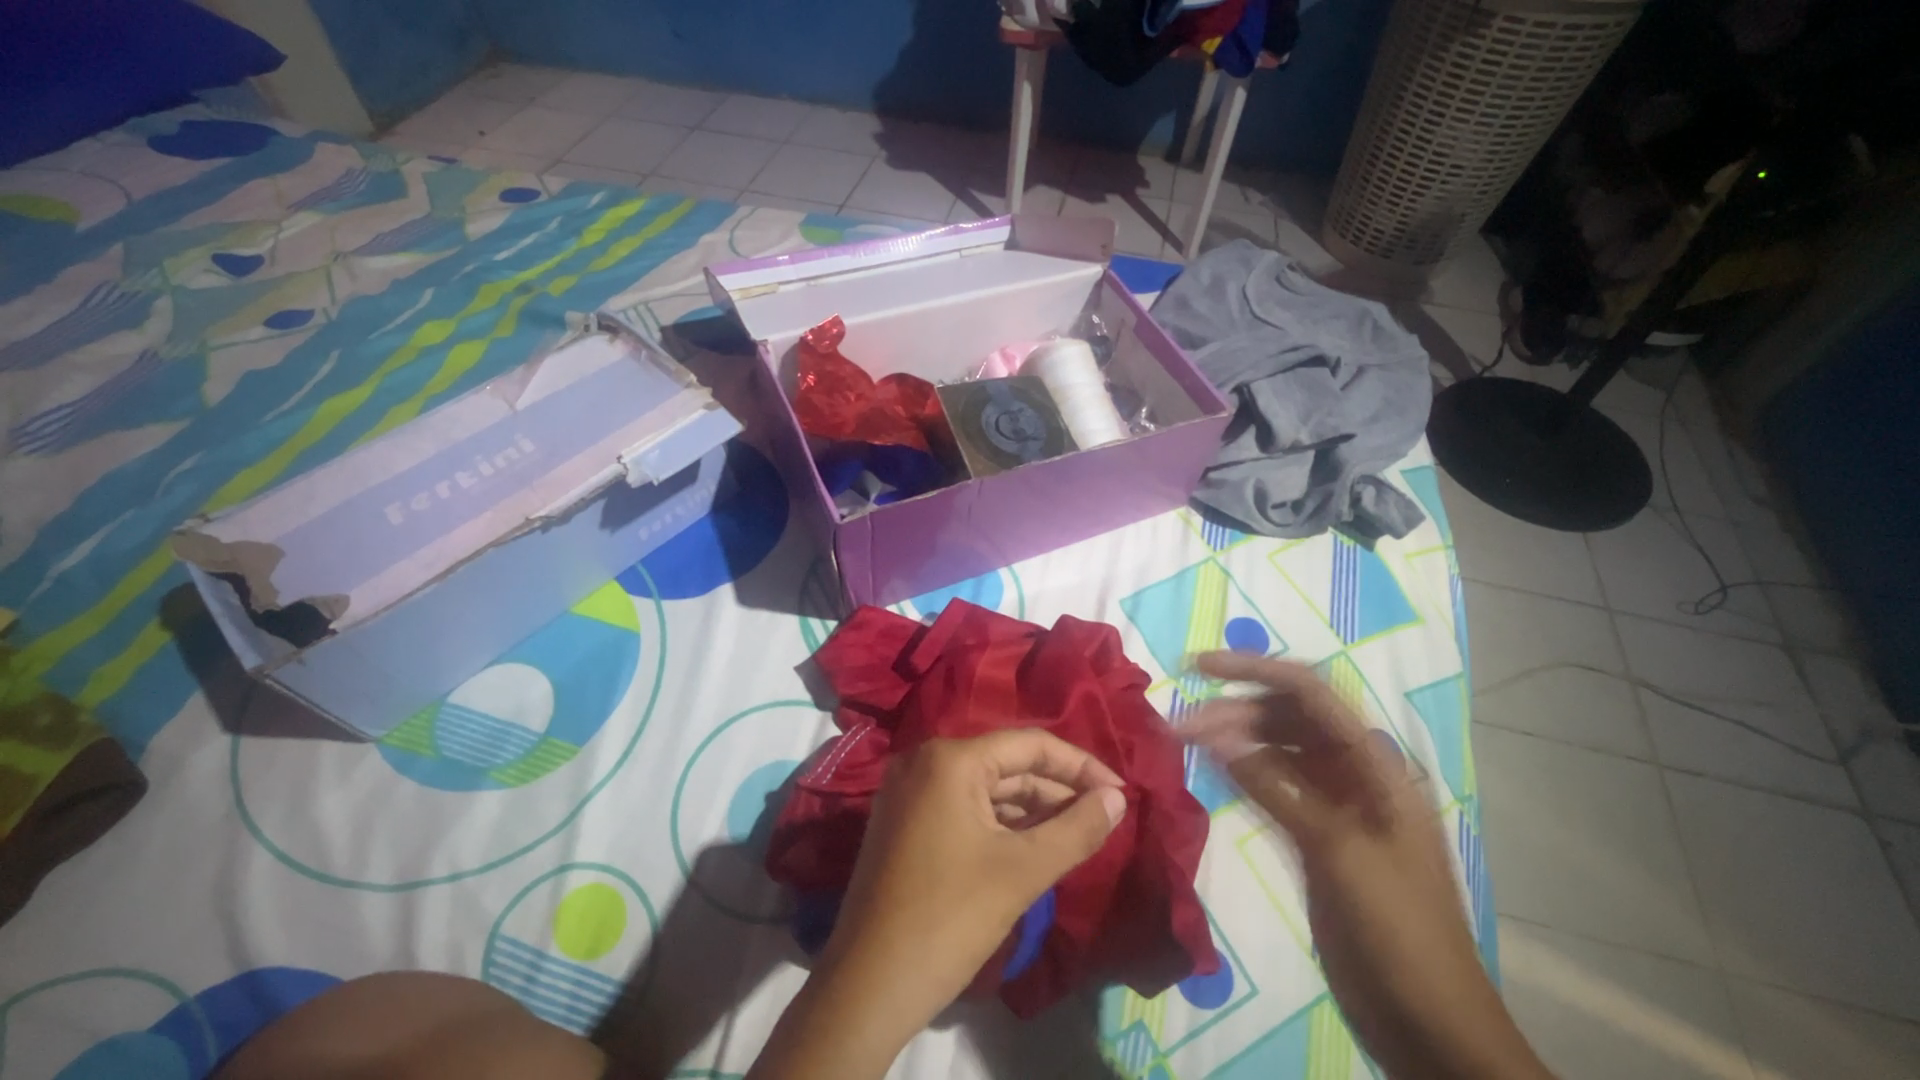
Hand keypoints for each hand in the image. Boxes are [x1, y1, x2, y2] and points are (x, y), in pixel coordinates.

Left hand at [749, 729, 1125, 1079]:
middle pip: (1007, 765)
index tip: (1121, 794)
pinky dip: (1002, 825)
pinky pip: (964, 810)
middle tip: (1104, 820)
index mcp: (949, 759)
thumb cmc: (951, 918)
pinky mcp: (903, 825)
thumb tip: (1117, 798)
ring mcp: (908, 794)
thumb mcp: (1023, 871)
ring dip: (1033, 811)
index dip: (1081, 766)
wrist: (869, 984)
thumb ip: (1078, 829)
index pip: (1030, 745)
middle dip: (1058, 791)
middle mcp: (923, 762)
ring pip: (986, 790)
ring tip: (1078, 836)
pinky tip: (1035, 848)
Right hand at [1182, 652, 1552, 1079]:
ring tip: (1185, 743)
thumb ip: (1277, 786)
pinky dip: (1245, 774)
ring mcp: (1337, 806)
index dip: (1255, 671)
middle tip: (1178, 725)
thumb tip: (1217, 734)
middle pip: (1290, 719)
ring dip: (1236, 739)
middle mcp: (1355, 774)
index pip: (1310, 695)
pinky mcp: (1319, 838)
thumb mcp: (1337, 849)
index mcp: (1376, 766)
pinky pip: (1277, 788)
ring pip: (1279, 751)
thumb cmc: (1396, 925)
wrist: (1427, 1015)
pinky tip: (1213, 772)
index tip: (1197, 667)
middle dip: (1235, 709)